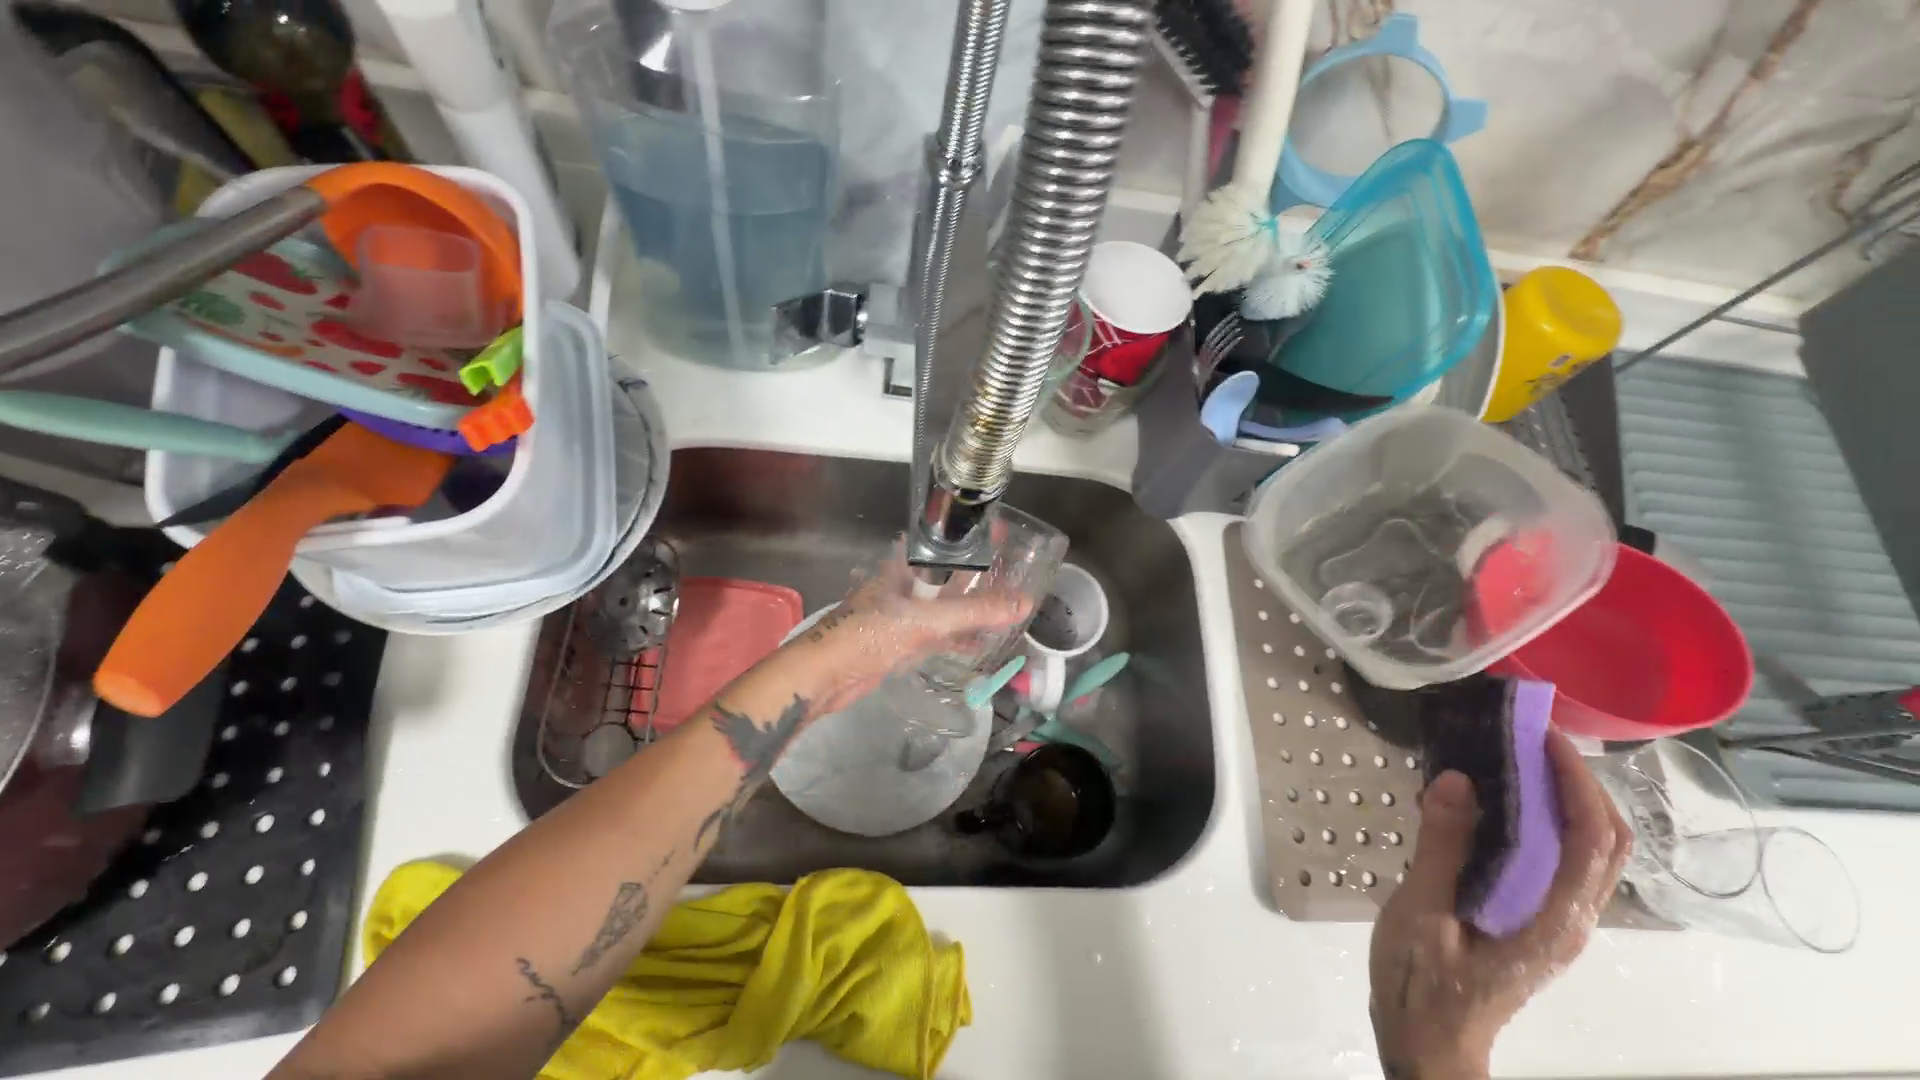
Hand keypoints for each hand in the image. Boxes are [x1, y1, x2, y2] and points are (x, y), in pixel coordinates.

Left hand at [770, 546, 1030, 715]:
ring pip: (944, 609)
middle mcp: (903, 587)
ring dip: (971, 611)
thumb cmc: (870, 635)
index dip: (972, 540)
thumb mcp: (927, 621)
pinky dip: (958, 638)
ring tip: (1008, 610)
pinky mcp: (899, 644)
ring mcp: (901, 616)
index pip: (945, 545)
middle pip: (947, 578)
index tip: (1004, 536)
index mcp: (904, 569)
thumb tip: (1024, 603)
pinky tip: (981, 645)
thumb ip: (975, 613)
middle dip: (978, 579)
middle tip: (1016, 577)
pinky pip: (937, 635)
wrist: (824, 675)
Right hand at [1368, 730, 1630, 1079]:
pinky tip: (1503, 807)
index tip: (1543, 735)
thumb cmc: (1421, 984)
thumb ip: (1442, 848)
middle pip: (1608, 842)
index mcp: (1551, 918)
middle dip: (1583, 783)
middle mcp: (1571, 919)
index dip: (1576, 780)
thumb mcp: (1420, 913)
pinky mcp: (1539, 924)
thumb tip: (1459, 779)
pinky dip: (1550, 824)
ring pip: (1593, 854)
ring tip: (1523, 760)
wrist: (1428, 1045)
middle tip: (1533, 739)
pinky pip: (1564, 864)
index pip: (1590, 838)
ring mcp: (1559, 924)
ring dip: (1571, 801)